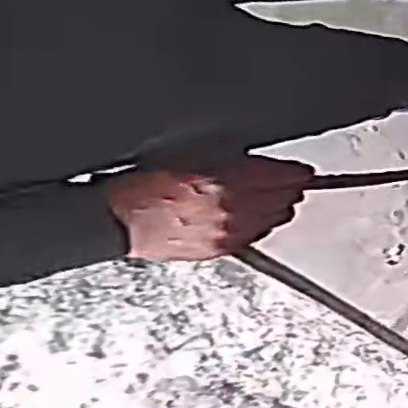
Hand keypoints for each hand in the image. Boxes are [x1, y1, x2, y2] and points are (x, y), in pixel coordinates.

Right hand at [103, 157, 312, 259]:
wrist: (111, 220)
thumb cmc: (143, 186)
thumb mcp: (195, 159)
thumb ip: (243, 163)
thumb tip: (275, 166)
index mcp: (230, 182)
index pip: (294, 176)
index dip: (296, 172)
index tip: (296, 171)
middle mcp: (237, 208)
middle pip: (291, 196)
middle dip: (285, 188)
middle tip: (271, 184)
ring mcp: (233, 231)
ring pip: (280, 216)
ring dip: (274, 207)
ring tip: (252, 200)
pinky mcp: (225, 248)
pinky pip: (260, 233)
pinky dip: (258, 224)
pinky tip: (239, 217)